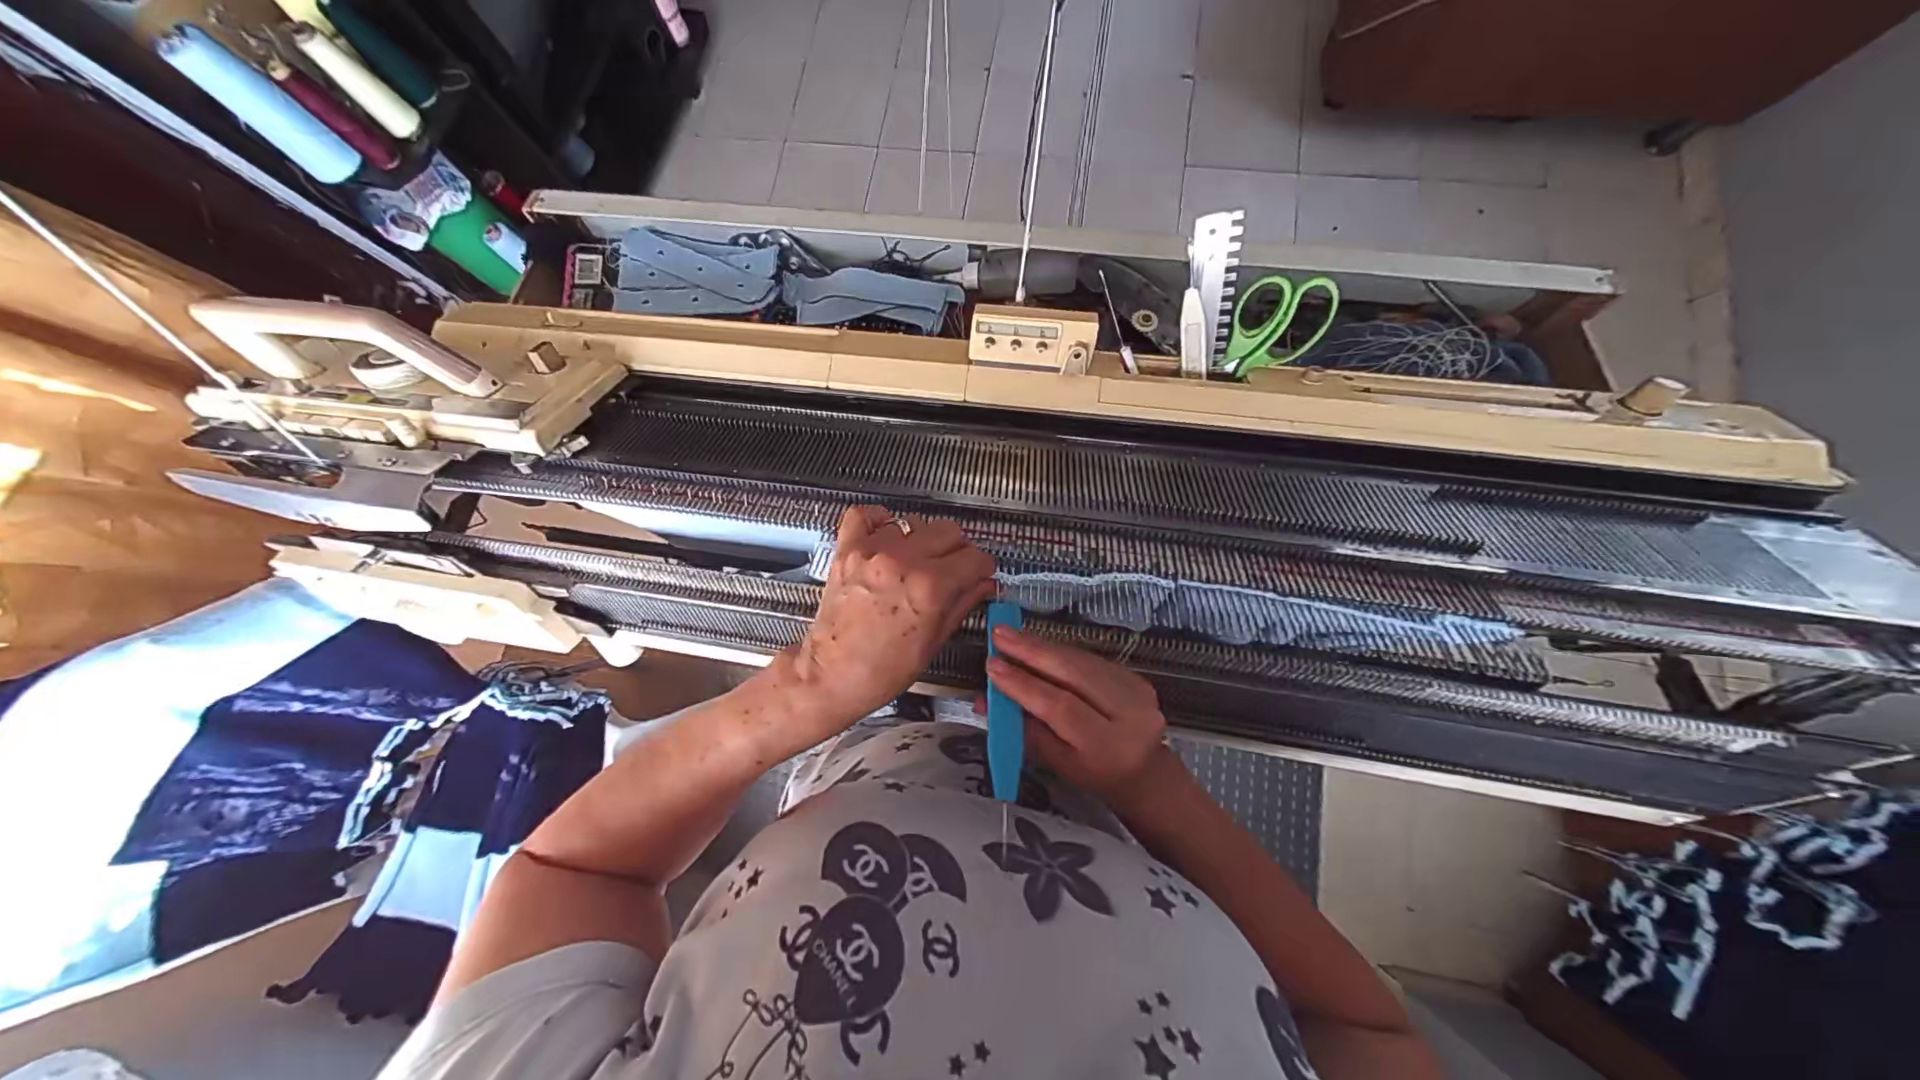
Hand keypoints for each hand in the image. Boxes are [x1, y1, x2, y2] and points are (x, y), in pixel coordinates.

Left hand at [781, 506, 996, 736]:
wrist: (832, 675)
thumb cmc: (877, 670)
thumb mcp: (934, 642)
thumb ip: (962, 604)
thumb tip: (981, 585)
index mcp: (929, 588)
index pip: (974, 557)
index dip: (982, 568)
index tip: (979, 572)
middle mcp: (902, 563)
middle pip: (949, 531)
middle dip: (958, 551)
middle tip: (954, 568)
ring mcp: (873, 553)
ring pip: (914, 522)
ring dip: (922, 539)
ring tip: (918, 560)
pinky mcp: (848, 552)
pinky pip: (865, 515)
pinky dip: (879, 520)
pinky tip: (888, 536)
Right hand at [985, 627, 1175, 805]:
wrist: (1142, 771)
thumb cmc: (1094, 773)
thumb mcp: (1056, 762)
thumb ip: (1023, 728)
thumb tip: (985, 699)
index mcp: (1109, 746)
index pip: (1061, 707)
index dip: (1025, 684)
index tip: (993, 666)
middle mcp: (1130, 715)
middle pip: (1075, 674)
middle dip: (1032, 652)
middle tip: (999, 635)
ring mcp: (1137, 691)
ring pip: (1081, 660)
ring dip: (1042, 646)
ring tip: (1010, 635)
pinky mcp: (1135, 676)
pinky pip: (1090, 659)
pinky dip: (1059, 652)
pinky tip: (1035, 644)